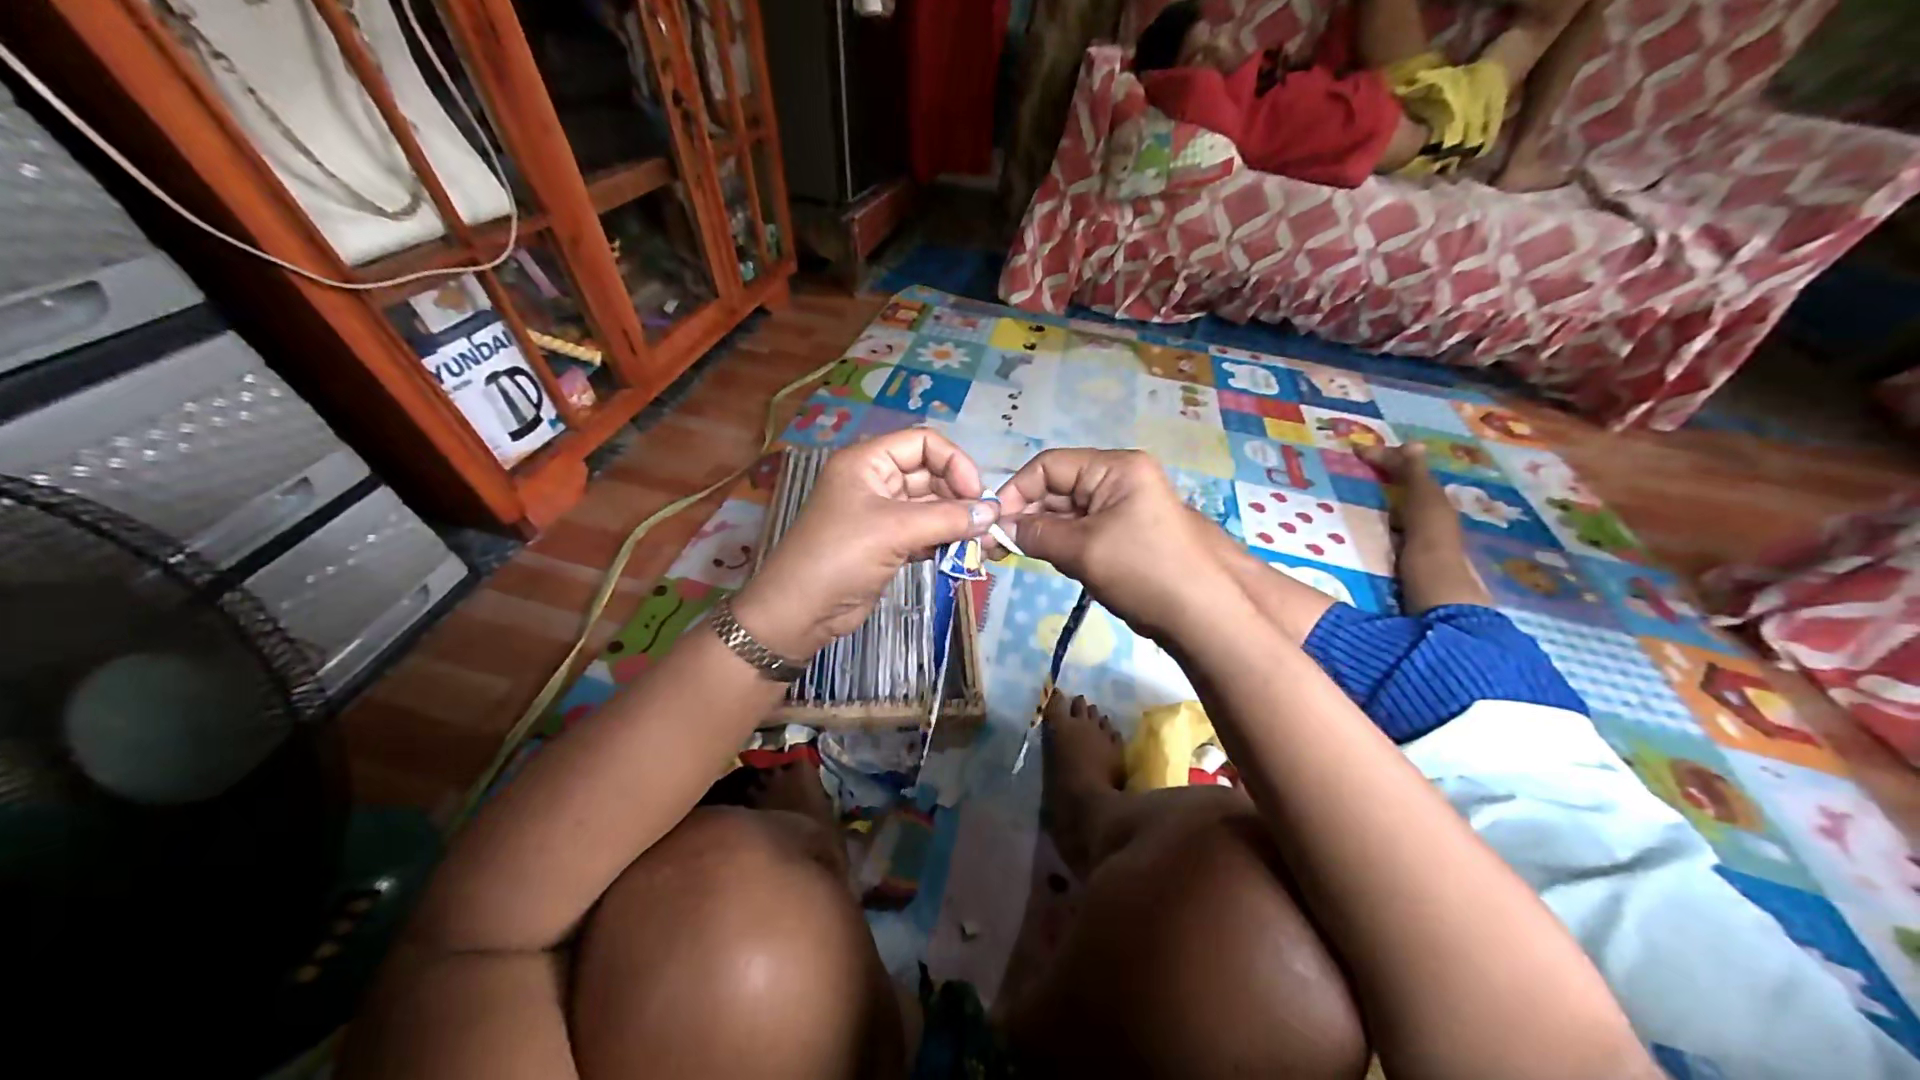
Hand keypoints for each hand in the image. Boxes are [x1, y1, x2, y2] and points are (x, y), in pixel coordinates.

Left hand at [730, 429, 997, 658]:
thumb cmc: (840, 557)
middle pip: (931, 474)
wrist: (800, 612)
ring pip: (931, 507)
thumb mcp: (894, 530)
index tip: (976, 494)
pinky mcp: (888, 544)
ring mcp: (882, 514)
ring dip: (958, 522)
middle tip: (987, 523)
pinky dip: (946, 541)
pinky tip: (966, 554)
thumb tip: (992, 512)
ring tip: (985, 542)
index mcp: (868, 461)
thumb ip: (947, 518)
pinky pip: (926, 533)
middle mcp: (876, 481)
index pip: (923, 443)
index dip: (954, 462)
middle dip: (960, 496)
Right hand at [994, 448, 1239, 639]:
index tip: (993, 523)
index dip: (1017, 491)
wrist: (1203, 615)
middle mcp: (1120, 479)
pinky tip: (1047, 560)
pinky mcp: (1126, 534)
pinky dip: (1062, 544)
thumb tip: (1000, 528)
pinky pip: (1084, 531)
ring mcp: (1125, 507)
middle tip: (996, 546)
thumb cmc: (1142, 571)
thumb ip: (1036, 533)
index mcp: (1115, 468)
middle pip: (1058, 487)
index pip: (1050, 465)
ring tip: (1015, 555)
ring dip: (1042, 531)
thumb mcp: (1082, 550)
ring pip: (1068, 512)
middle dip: (1027, 514)